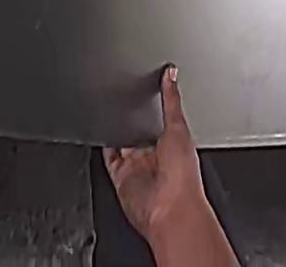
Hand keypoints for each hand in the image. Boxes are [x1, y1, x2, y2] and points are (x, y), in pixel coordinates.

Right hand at [103, 66, 233, 263]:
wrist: (171, 211)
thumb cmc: (184, 178)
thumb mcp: (180, 127)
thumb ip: (172, 100)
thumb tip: (172, 73)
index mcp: (172, 143)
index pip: (159, 116)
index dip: (152, 101)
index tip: (146, 82)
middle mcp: (153, 154)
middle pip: (138, 127)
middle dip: (131, 114)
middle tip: (124, 92)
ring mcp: (136, 165)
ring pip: (121, 139)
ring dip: (116, 126)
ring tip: (110, 105)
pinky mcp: (120, 174)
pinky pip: (108, 155)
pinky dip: (104, 142)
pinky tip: (102, 127)